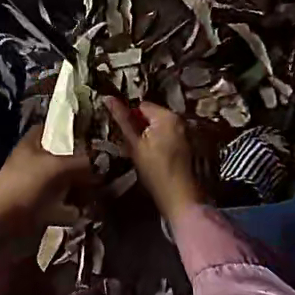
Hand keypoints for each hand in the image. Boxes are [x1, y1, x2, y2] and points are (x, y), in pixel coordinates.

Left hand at [0, 127, 95, 249]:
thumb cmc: (23, 187)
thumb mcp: (56, 167)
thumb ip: (83, 162)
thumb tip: (105, 163)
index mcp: (34, 143)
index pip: (58, 128)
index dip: (78, 131)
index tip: (103, 137)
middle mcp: (38, 161)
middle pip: (70, 157)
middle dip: (89, 164)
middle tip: (112, 169)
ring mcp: (41, 186)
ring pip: (71, 182)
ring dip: (87, 188)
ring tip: (106, 193)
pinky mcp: (44, 209)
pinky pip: (68, 205)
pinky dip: (79, 208)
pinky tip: (94, 210)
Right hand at [104, 98, 204, 220]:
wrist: (179, 196)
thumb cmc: (154, 169)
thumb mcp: (134, 144)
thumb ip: (123, 119)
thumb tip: (107, 97)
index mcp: (167, 116)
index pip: (141, 105)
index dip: (129, 118)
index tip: (125, 135)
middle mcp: (179, 119)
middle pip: (151, 115)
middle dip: (140, 126)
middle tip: (133, 146)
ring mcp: (185, 132)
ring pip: (158, 126)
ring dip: (148, 135)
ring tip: (142, 153)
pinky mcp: (187, 144)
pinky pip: (167, 135)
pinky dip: (158, 142)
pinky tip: (154, 157)